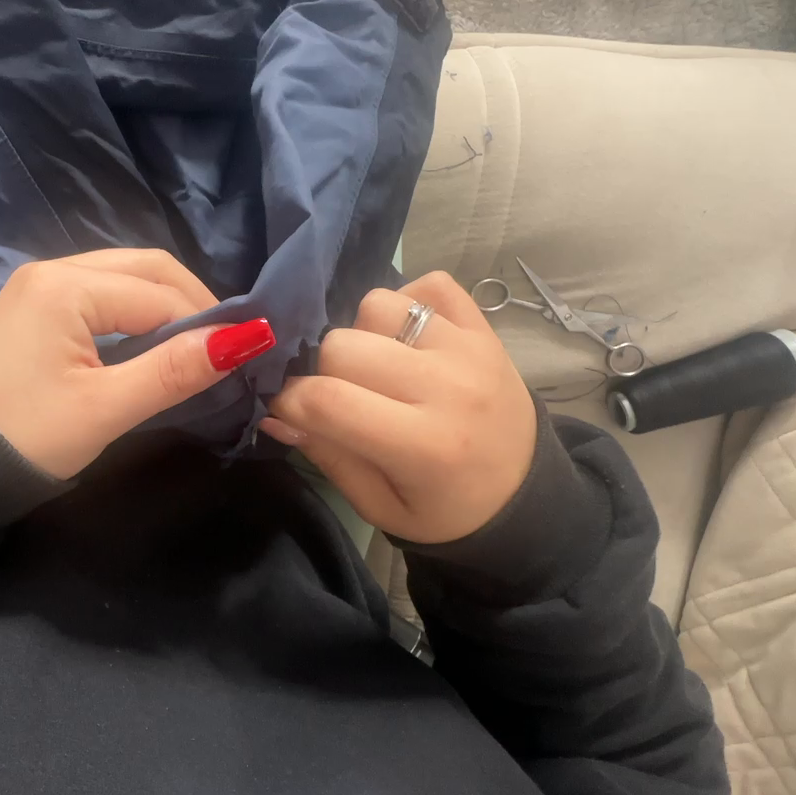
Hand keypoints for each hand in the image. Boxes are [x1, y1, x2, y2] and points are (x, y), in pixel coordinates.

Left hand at [0, 249, 275, 478]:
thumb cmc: (26, 438)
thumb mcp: (105, 408)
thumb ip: (173, 370)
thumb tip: (247, 339)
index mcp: (64, 287)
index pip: (158, 293)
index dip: (209, 321)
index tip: (246, 354)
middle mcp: (50, 270)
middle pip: (142, 269)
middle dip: (190, 302)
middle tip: (223, 346)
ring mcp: (37, 286)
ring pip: (120, 278)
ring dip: (162, 306)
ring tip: (193, 348)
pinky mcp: (31, 309)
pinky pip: (96, 294)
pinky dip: (131, 313)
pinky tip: (148, 343)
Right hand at [259, 271, 536, 543]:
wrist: (523, 494)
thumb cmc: (442, 509)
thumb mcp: (378, 505)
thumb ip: (326, 455)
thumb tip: (272, 413)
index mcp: (423, 445)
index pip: (326, 401)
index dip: (288, 400)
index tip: (285, 408)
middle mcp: (448, 387)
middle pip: (342, 345)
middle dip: (323, 370)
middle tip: (338, 395)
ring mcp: (470, 349)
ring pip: (378, 305)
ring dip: (362, 334)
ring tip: (377, 366)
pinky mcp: (484, 327)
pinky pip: (428, 285)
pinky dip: (407, 304)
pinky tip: (407, 341)